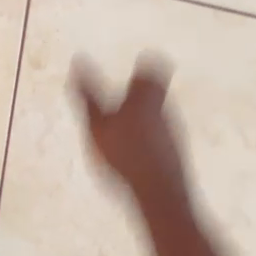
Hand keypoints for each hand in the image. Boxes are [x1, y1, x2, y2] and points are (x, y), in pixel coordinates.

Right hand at [72, 55, 188, 201]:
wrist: (161, 195)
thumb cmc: (125, 154)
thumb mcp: (96, 123)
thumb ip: (87, 93)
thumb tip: (78, 59)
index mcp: (144, 96)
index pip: (154, 69)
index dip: (148, 63)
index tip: (143, 59)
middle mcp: (164, 110)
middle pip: (157, 92)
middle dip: (142, 90)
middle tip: (128, 90)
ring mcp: (174, 134)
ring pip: (160, 114)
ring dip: (145, 116)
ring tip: (125, 126)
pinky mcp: (176, 156)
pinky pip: (162, 136)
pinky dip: (150, 137)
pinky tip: (135, 152)